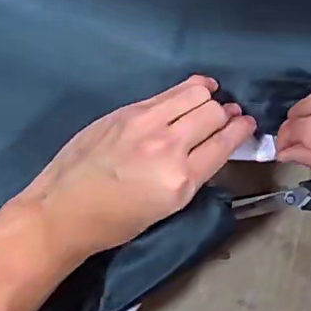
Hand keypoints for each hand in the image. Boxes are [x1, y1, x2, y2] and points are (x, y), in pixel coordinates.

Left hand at [1, 75, 256, 261]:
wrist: (62, 211)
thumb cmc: (116, 221)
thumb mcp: (167, 207)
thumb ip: (193, 173)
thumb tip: (212, 145)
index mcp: (180, 180)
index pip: (224, 143)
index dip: (241, 130)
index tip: (247, 124)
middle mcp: (167, 146)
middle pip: (213, 113)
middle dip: (226, 113)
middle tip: (229, 116)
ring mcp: (144, 124)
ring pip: (193, 94)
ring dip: (209, 97)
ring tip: (212, 99)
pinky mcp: (126, 112)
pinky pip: (167, 92)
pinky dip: (187, 89)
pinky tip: (193, 90)